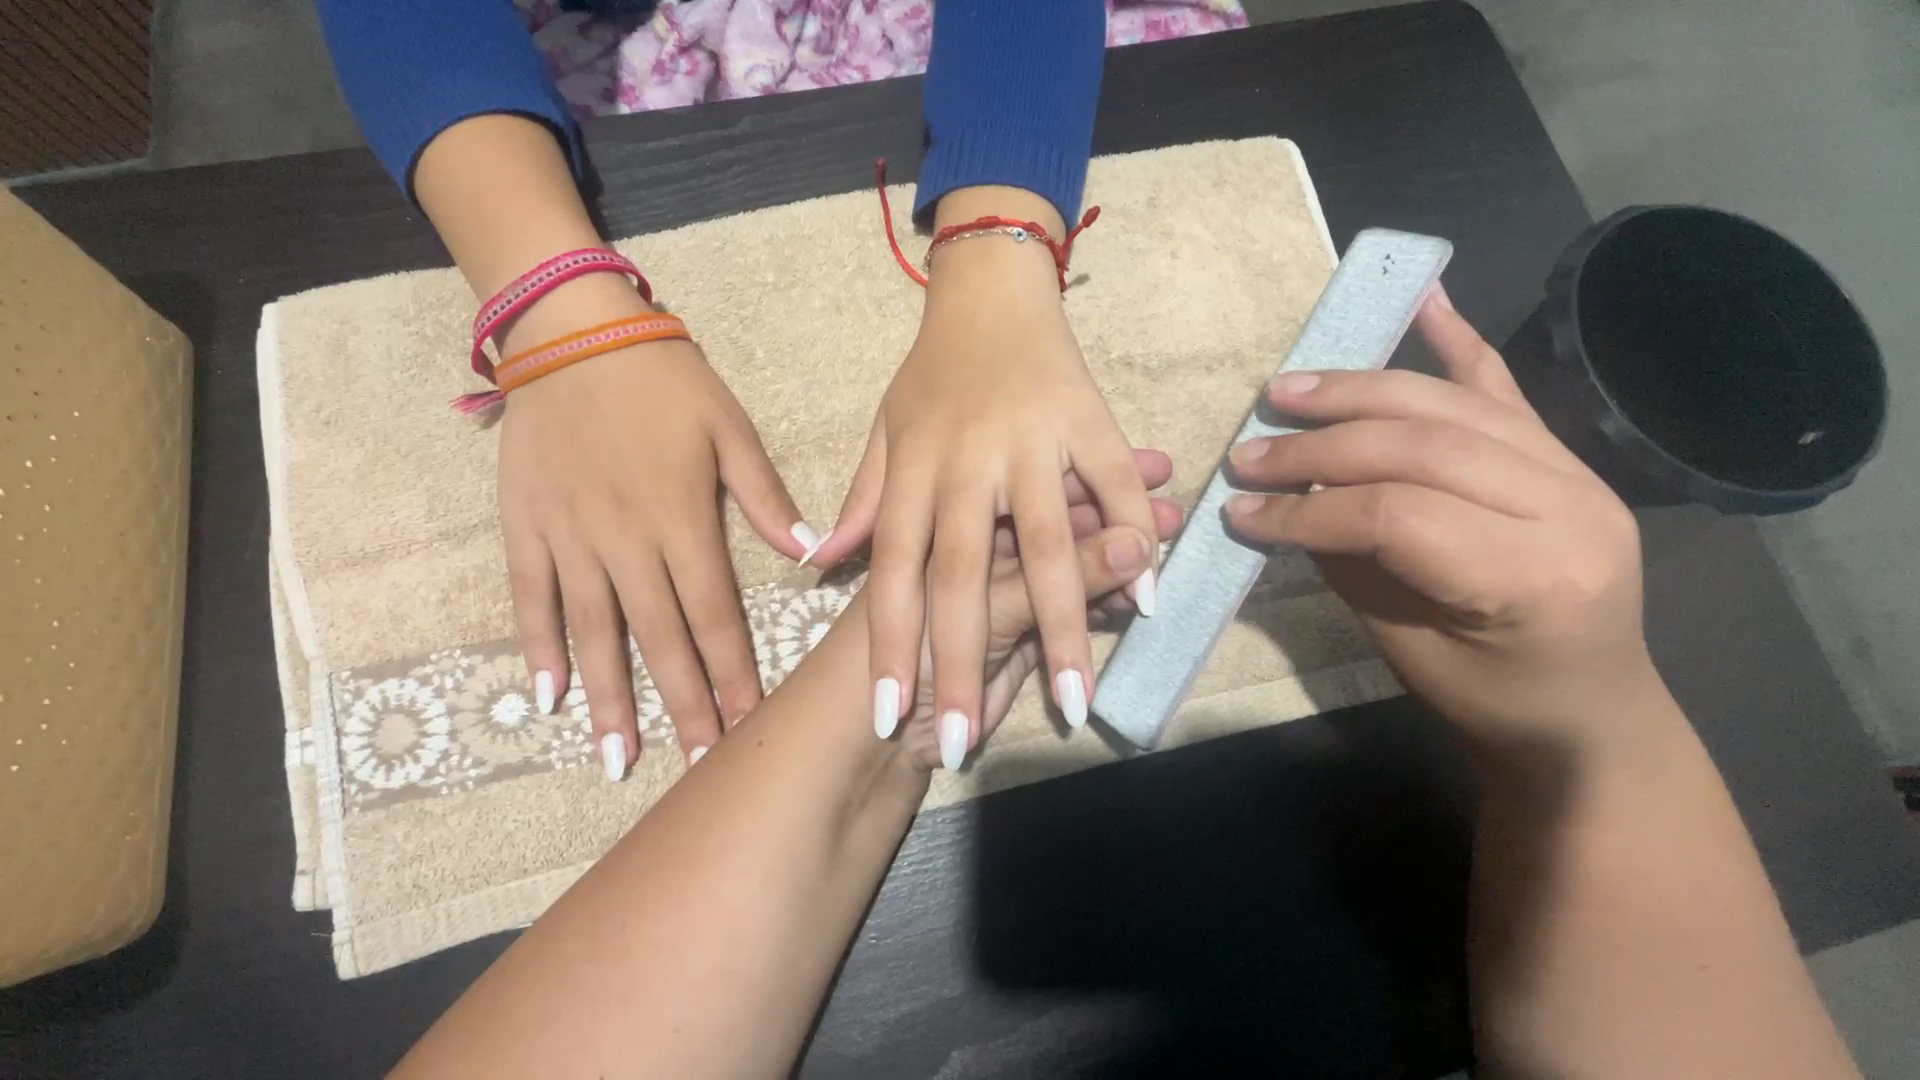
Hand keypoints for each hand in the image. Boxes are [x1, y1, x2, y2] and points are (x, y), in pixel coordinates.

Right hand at [499, 339, 817, 776]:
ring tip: (618, 757)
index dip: (733, 675)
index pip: (714, 616)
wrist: (572, 334)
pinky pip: (531, 597)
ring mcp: (570, 539)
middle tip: (697, 764)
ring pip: (594, 632)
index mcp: (683, 522)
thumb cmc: (664, 381)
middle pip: (660, 639)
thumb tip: (811, 552)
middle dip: (683, 705)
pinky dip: (538, 646)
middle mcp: (627, 543)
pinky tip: (547, 695)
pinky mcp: (526, 528)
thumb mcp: (730, 429)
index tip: (748, 727)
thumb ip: (767, 497)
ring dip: (609, 697)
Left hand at [810, 187, 1157, 761]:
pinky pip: (1115, 488)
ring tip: (1071, 704)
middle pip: (961, 575)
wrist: (990, 291)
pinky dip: (1136, 541)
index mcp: (913, 469)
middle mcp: (965, 462)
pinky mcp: (1088, 421)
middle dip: (961, 664)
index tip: (888, 718)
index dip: (889, 646)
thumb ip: (859, 501)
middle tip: (961, 744)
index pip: (894, 572)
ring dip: (1060, 628)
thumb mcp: (885, 432)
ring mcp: (1029, 442)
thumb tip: (814, 563)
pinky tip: (1147, 603)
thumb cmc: (934, 372)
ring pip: (1045, 546)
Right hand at [1223, 291, 1657, 752]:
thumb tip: (1287, 499)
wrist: (1589, 708)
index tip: (1242, 510)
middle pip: (1422, 445)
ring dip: (1359, 391)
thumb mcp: (1407, 646)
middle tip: (1251, 453)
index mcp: (1531, 574)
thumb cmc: (1493, 698)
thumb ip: (1353, 560)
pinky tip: (1425, 297)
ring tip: (1288, 390)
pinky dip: (1458, 340)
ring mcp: (1576, 471)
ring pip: (1451, 406)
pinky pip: (1504, 390)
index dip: (1307, 507)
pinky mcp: (1567, 456)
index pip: (1396, 514)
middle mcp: (1567, 506)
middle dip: (1321, 445)